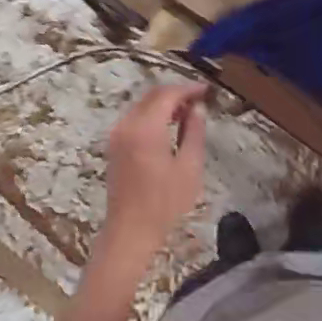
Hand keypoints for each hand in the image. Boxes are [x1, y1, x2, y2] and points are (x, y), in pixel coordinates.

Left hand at [102, 84, 208, 255]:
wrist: (130, 231)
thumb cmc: (164, 203)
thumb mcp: (189, 167)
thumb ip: (194, 132)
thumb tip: (198, 108)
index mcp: (145, 128)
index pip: (167, 94)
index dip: (188, 89)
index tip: (207, 90)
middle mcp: (127, 125)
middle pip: (152, 95)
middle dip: (176, 93)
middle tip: (199, 99)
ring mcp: (117, 135)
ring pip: (142, 105)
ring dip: (164, 103)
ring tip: (188, 113)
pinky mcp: (114, 145)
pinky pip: (135, 118)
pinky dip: (153, 114)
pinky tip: (169, 126)